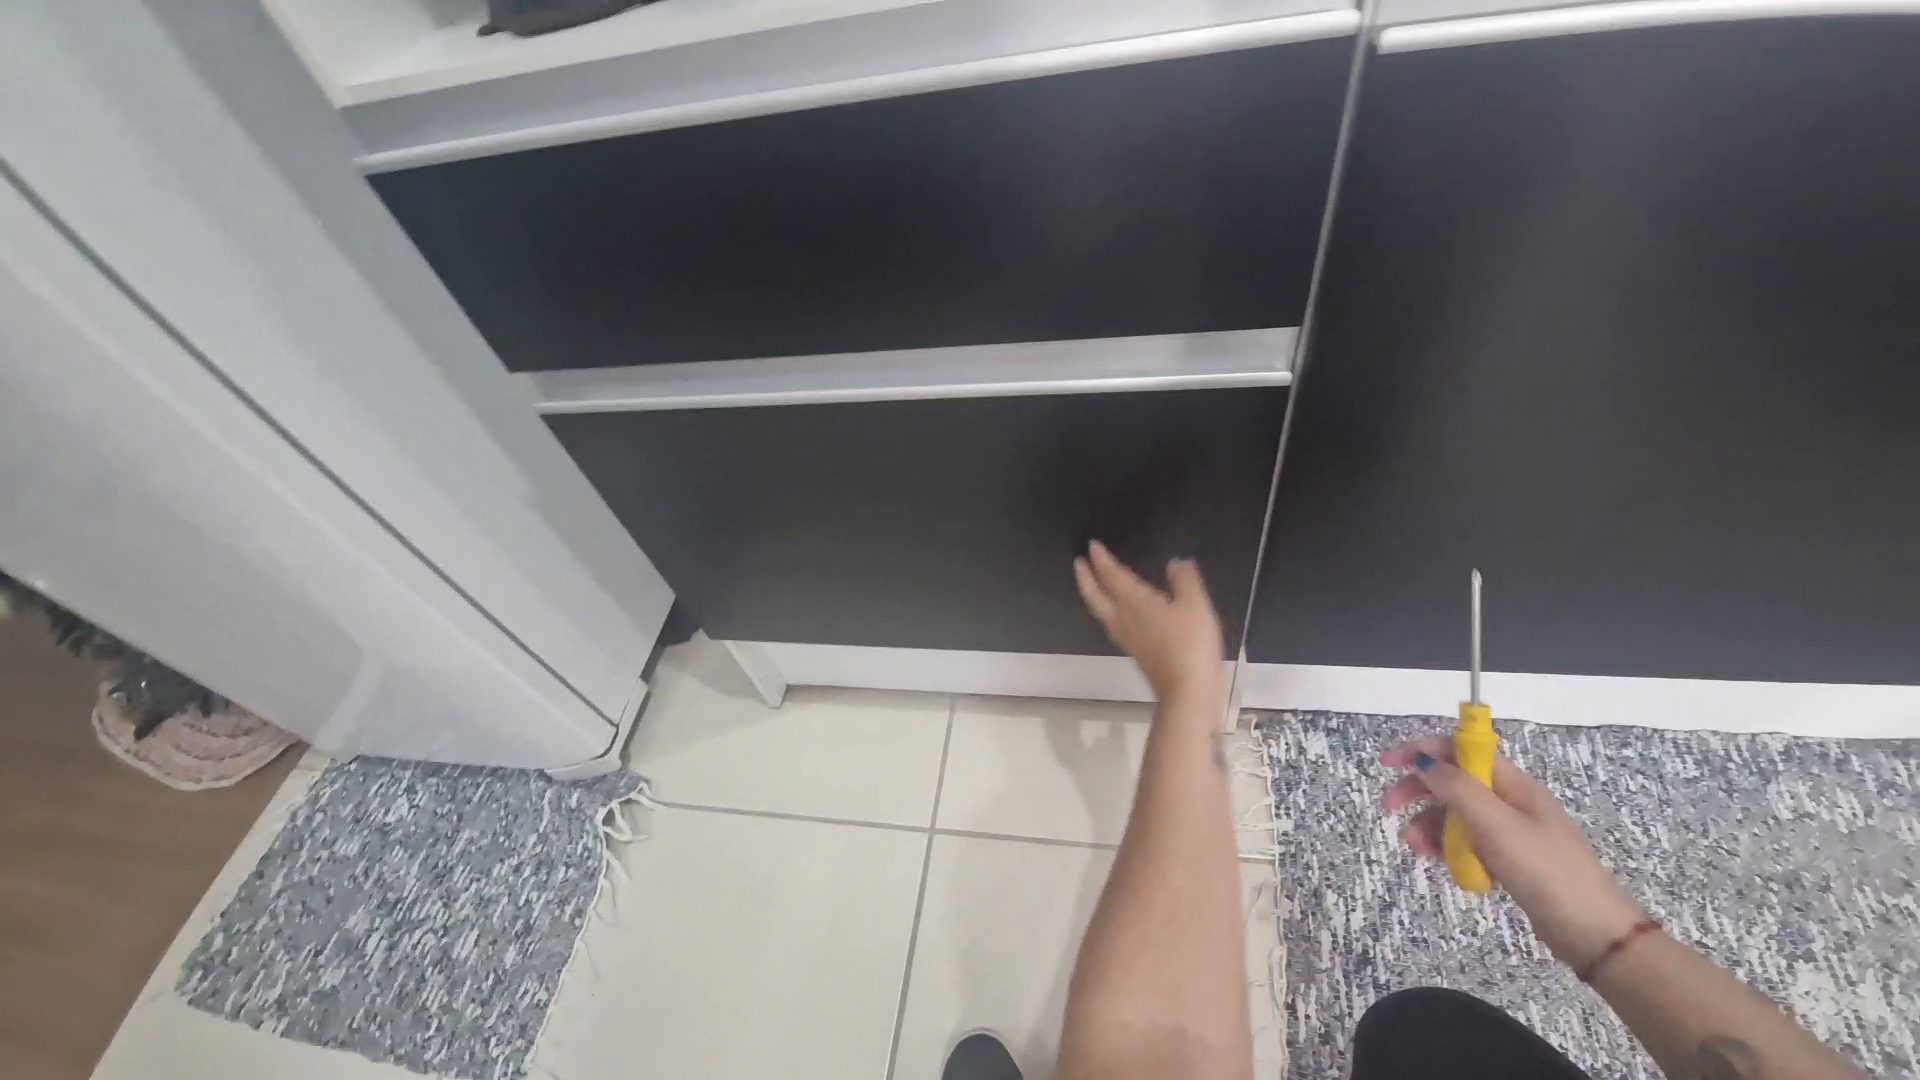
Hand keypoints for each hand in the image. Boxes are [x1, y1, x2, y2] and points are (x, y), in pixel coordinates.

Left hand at [1073, 541, 1225, 707]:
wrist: (1187, 691)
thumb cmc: (1191, 644)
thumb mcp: (1195, 606)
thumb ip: (1184, 580)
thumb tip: (1175, 561)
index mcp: (1135, 602)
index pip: (1112, 576)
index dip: (1102, 560)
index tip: (1092, 546)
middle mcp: (1123, 618)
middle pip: (1097, 596)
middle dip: (1086, 578)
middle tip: (1078, 563)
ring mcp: (1126, 638)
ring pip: (1101, 611)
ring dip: (1092, 594)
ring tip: (1090, 583)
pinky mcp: (1134, 652)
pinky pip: (1111, 624)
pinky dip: (1106, 610)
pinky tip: (1115, 613)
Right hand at [1381, 736, 1645, 971]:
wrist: (1593, 934)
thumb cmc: (1545, 870)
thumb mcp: (1496, 825)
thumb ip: (1457, 788)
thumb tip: (1423, 760)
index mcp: (1513, 784)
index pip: (1461, 749)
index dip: (1423, 749)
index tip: (1389, 764)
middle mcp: (1510, 800)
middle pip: (1452, 781)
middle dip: (1417, 790)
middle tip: (1389, 809)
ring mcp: (1510, 831)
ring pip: (1455, 814)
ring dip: (1428, 825)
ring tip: (1417, 849)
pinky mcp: (1509, 858)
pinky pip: (1467, 842)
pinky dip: (1447, 848)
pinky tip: (1440, 863)